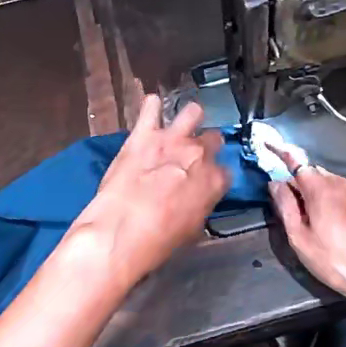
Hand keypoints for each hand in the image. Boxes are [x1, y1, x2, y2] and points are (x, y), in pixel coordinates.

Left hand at [68, 95, 229, 288]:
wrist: (121, 230)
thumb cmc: (159, 240)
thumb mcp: (192, 229)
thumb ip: (200, 205)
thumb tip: (196, 199)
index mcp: (215, 181)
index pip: (224, 171)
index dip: (214, 176)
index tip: (205, 182)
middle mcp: (199, 154)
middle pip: (212, 139)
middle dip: (205, 146)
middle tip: (191, 157)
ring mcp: (171, 139)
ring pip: (193, 112)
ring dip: (189, 119)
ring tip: (179, 127)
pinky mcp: (143, 133)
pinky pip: (151, 107)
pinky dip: (152, 106)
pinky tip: (150, 108)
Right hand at [268, 165, 345, 311]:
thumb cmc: (333, 259)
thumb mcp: (299, 237)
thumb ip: (286, 206)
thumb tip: (275, 184)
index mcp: (321, 188)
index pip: (296, 161)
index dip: (280, 151)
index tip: (267, 145)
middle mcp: (340, 182)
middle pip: (311, 172)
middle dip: (296, 182)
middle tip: (285, 205)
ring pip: (326, 182)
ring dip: (312, 191)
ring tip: (306, 219)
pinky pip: (338, 191)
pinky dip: (326, 198)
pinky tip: (325, 221)